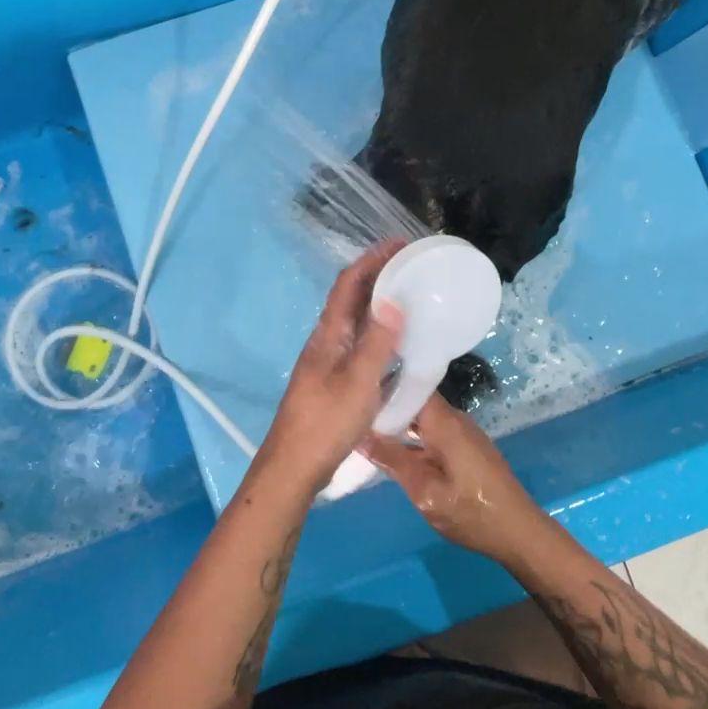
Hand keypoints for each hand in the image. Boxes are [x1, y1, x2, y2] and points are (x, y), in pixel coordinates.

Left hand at [256, 241, 406, 488]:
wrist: (295, 464)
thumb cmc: (326, 422)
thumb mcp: (358, 382)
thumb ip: (377, 343)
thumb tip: (395, 300)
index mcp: (328, 335)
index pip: (348, 285)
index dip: (371, 260)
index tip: (399, 244)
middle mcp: (326, 342)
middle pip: (351, 300)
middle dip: (379, 278)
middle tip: (412, 267)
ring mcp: (329, 363)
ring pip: (356, 324)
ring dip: (380, 306)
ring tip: (412, 299)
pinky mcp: (335, 383)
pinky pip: (361, 346)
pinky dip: (381, 336)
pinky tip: (399, 347)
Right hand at [361, 395, 549, 559]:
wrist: (519, 532)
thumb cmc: (471, 513)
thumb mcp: (425, 492)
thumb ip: (393, 461)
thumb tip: (359, 435)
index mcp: (445, 423)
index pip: (412, 384)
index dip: (384, 382)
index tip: (355, 386)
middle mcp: (455, 420)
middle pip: (416, 400)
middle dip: (386, 404)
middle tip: (352, 411)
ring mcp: (462, 433)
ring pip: (424, 418)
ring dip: (399, 423)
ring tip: (365, 428)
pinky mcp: (466, 447)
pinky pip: (433, 431)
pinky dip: (413, 436)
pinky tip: (393, 448)